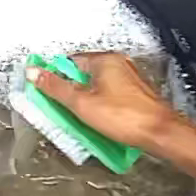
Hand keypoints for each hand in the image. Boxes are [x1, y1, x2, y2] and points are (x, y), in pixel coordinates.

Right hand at [30, 51, 184, 150]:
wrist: (160, 134)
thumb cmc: (125, 117)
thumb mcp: (81, 103)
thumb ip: (55, 87)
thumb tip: (34, 72)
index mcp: (104, 60)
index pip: (69, 61)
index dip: (55, 75)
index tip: (45, 88)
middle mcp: (118, 65)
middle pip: (82, 74)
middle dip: (70, 90)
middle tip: (62, 107)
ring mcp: (128, 79)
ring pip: (96, 86)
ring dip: (84, 100)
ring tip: (79, 116)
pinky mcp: (133, 95)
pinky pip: (108, 95)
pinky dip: (99, 105)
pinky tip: (96, 120)